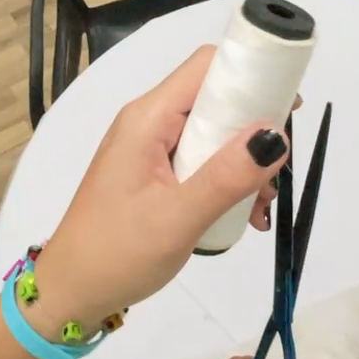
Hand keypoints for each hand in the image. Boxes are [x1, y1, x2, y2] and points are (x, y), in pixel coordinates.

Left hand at [27, 46, 288, 339]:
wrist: (71, 292)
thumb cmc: (117, 252)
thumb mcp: (178, 217)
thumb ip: (228, 176)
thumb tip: (275, 134)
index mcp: (148, 118)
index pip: (206, 66)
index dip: (250, 74)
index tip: (287, 107)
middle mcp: (149, 122)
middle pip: (214, 99)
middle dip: (253, 129)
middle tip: (278, 172)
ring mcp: (150, 149)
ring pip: (212, 134)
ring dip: (244, 163)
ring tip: (262, 207)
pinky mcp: (153, 173)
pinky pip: (200, 161)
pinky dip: (226, 181)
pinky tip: (245, 216)